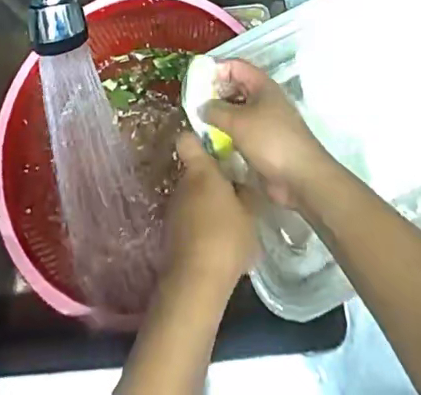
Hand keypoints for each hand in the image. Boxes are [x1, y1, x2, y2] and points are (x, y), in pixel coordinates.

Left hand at [163, 132, 256, 292]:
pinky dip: (201, 226)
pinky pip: (189, 220)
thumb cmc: (227, 237)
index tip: (216, 147)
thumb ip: (246, 194)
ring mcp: (173, 209)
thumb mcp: (250, 214)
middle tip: (236, 194)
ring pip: (192, 197)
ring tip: (230, 223)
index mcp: (201, 172)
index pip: (188, 141)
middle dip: (213, 180)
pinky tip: (218, 244)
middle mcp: (182, 184)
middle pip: (195, 172)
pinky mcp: (170, 233)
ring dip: (207, 205)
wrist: (196, 280)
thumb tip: (242, 185)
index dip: (199, 140)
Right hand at [201, 59, 337, 209]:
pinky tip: (209, 140)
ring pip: (236, 111)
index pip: (235, 66)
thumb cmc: (271, 141)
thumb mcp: (237, 121)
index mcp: (262, 86)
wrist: (301, 178)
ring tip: (196, 122)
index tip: (194, 79)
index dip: (215, 68)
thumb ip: (214, 110)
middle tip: (192, 103)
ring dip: (218, 115)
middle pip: (235, 87)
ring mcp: (264, 121)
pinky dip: (225, 133)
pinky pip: (239, 131)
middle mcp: (264, 99)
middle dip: (213, 93)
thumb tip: (200, 106)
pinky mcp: (263, 142)